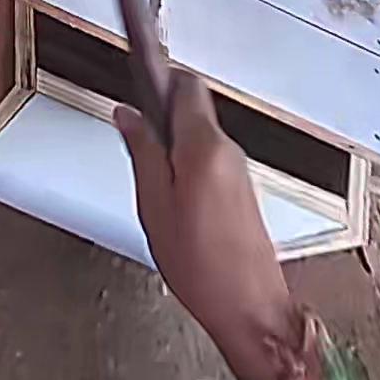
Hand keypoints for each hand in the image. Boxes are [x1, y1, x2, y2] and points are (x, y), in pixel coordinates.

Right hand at [115, 75, 310, 379]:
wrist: (251, 314)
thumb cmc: (204, 267)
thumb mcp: (153, 201)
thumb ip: (140, 148)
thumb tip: (127, 115)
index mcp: (203, 147)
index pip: (185, 84)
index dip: (159, 73)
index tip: (140, 66)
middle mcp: (227, 151)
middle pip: (191, 104)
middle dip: (160, 111)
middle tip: (135, 130)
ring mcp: (238, 169)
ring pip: (198, 129)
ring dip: (172, 137)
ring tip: (150, 169)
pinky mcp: (241, 186)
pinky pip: (208, 152)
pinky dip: (186, 156)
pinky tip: (171, 188)